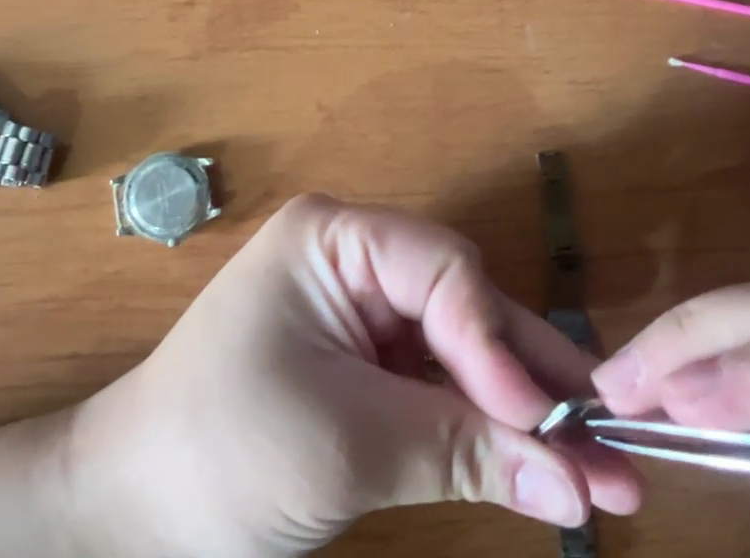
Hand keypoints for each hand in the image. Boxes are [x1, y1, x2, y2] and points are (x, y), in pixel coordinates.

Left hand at [64, 193, 640, 556]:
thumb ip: (467, 452)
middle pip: (467, 312)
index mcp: (333, 240)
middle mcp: (356, 265)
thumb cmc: (222, 449)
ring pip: (466, 356)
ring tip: (604, 475)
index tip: (539, 419)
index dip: (497, 342)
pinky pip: (443, 392)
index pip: (444, 271)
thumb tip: (580, 483)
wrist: (135, 508)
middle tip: (614, 447)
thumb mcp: (349, 446)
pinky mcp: (369, 372)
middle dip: (533, 384)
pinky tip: (547, 472)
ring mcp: (364, 319)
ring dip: (527, 417)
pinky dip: (490, 434)